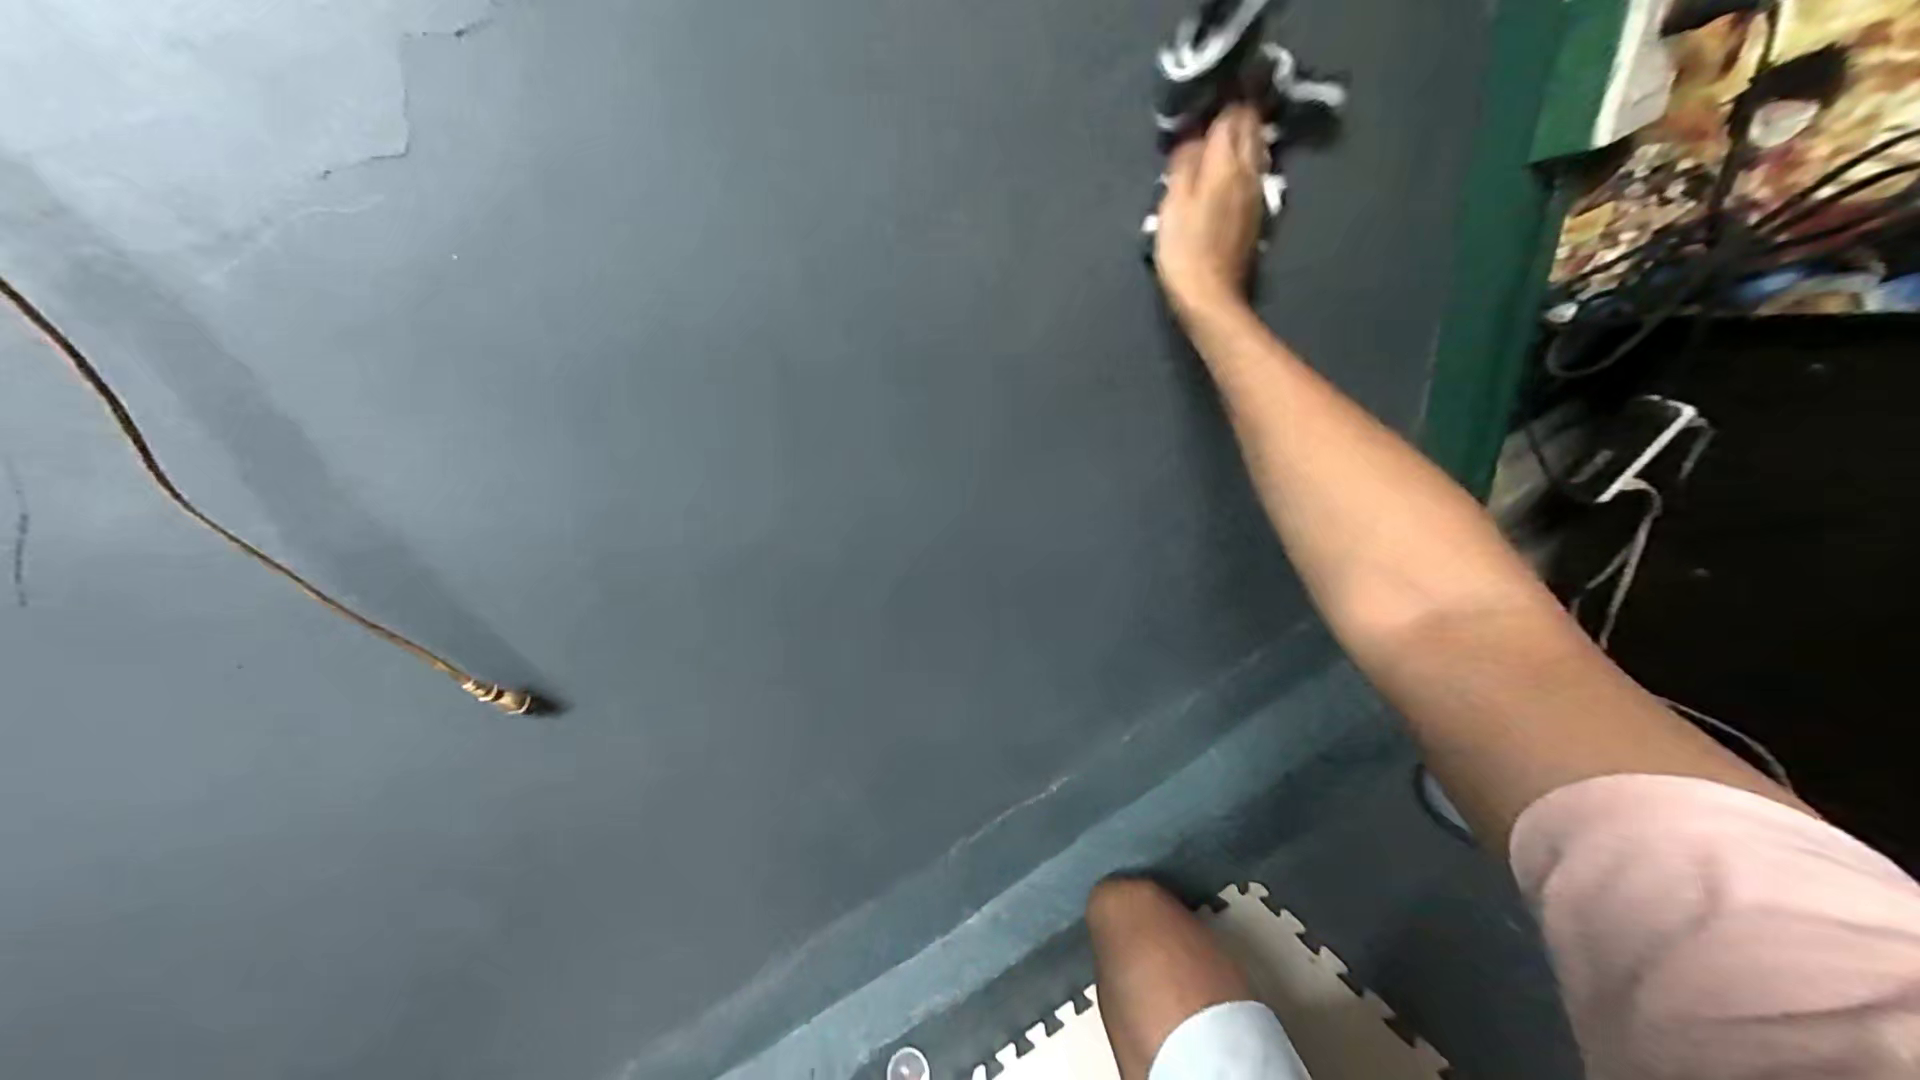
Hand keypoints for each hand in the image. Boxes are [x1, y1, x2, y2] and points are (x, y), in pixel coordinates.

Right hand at [1153, 104, 1264, 321]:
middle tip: (1215, 111)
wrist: (1210, 296)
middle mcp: (1249, 171)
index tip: (1205, 98)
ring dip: (1242, 138)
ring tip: (1221, 136)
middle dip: (1236, 114)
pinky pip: (1253, 173)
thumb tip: (1192, 139)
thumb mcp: (1172, 204)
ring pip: (1255, 149)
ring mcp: (1256, 194)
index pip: (1231, 115)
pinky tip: (1229, 169)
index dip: (1220, 102)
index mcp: (1227, 164)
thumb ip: (1183, 165)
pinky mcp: (1255, 214)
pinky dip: (1243, 162)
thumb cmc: (1184, 251)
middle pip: (1250, 128)